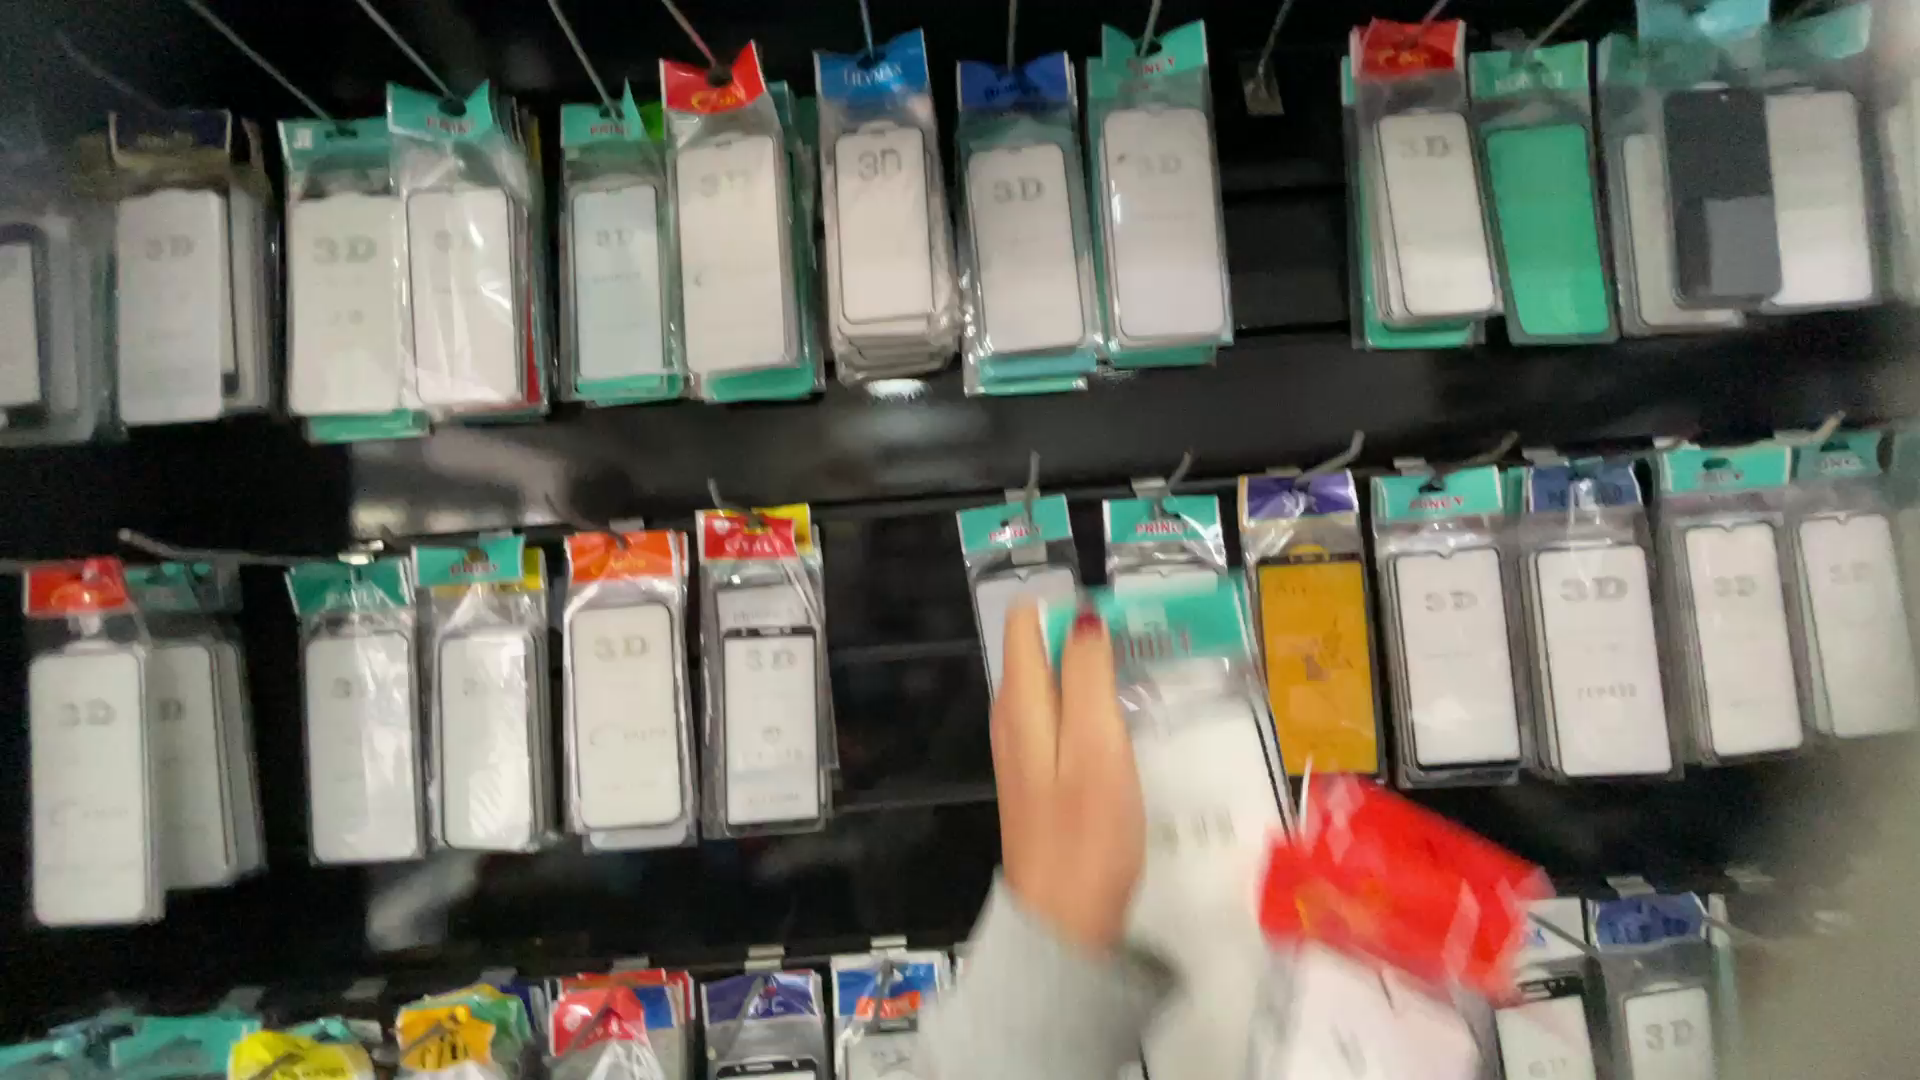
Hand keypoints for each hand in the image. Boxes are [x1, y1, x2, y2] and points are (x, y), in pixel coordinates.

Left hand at [991, 601, 1144, 950]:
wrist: (1063, 921)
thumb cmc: (1086, 832)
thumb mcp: (1096, 744)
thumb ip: (1087, 675)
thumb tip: (1082, 616)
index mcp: (1019, 698)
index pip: (1024, 621)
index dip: (1066, 607)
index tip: (1114, 615)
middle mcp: (1011, 713)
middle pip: (1039, 648)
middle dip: (1083, 636)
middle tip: (1141, 646)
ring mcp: (1022, 743)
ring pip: (1051, 681)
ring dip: (1089, 670)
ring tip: (1140, 676)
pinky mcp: (1038, 770)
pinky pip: (1059, 714)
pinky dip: (1087, 704)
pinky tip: (1121, 721)